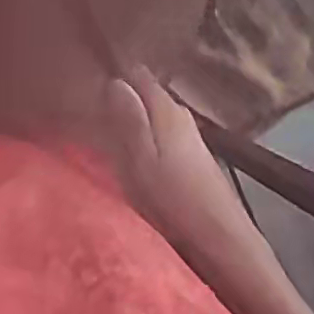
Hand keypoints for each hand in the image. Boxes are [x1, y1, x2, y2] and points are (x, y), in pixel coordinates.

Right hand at [105, 69, 313, 313]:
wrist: (223, 243)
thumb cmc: (174, 200)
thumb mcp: (140, 160)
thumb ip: (128, 118)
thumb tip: (115, 80)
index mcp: (165, 108)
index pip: (137, 72)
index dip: (114, 70)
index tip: (90, 76)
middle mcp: (180, 113)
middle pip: (146, 91)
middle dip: (122, 93)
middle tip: (92, 103)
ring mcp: (190, 135)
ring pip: (154, 112)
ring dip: (134, 114)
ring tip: (108, 124)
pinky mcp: (193, 156)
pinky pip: (161, 130)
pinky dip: (146, 132)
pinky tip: (134, 149)